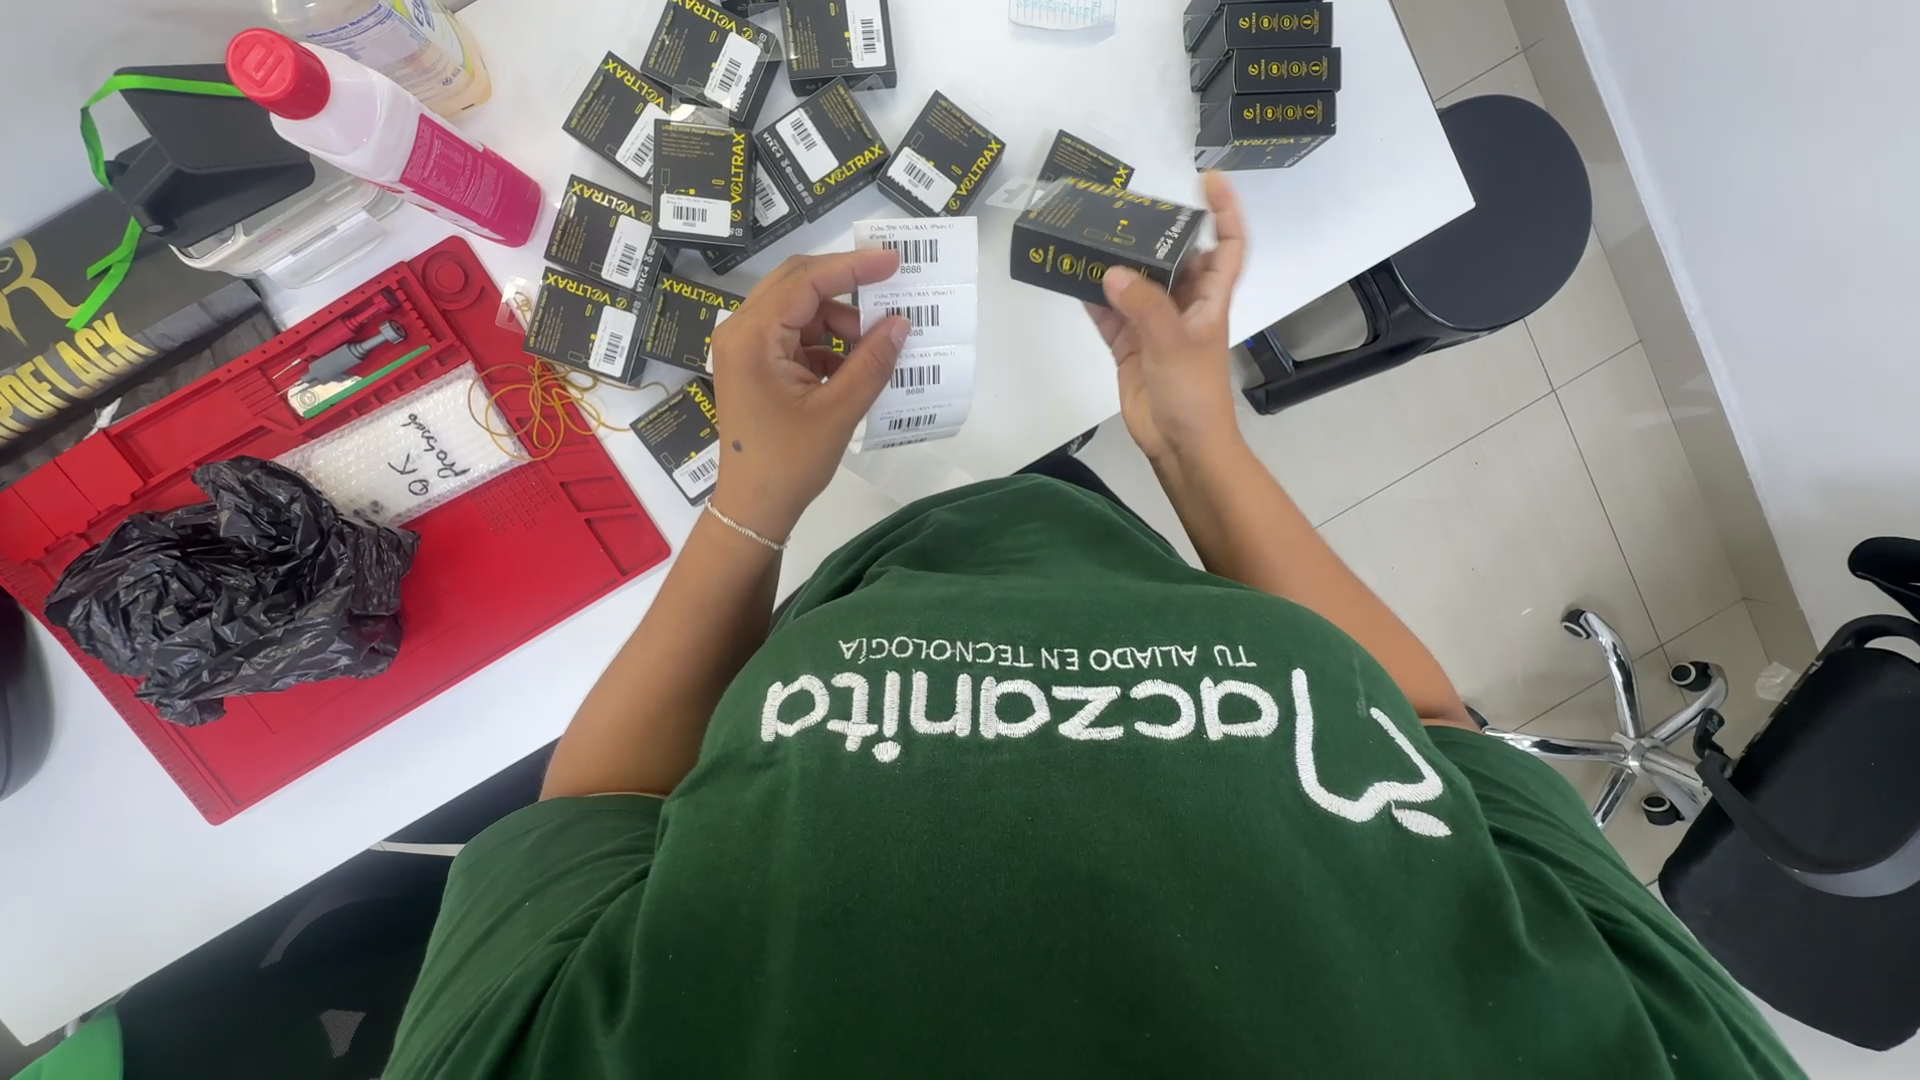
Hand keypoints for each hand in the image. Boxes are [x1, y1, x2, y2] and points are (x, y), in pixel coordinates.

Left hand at [709, 250, 910, 541]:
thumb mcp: (838, 412)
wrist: (755, 507)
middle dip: (846, 289)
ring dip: (838, 323)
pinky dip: (827, 345)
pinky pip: (795, 338)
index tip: (892, 262)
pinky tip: (853, 369)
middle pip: (797, 286)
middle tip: (890, 292)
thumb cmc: (790, 463)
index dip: (852, 267)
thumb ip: (871, 362)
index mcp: (752, 337)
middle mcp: (741, 332)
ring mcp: (746, 349)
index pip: (805, 281)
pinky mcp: (756, 367)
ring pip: (799, 312)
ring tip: (873, 349)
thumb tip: (901, 324)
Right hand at [1086, 171, 1248, 464]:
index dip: (1224, 211)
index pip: (1227, 245)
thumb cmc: (1193, 391)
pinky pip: (1110, 315)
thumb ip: (1143, 305)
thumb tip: (1111, 272)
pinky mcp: (1129, 347)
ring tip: (1090, 240)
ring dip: (1116, 266)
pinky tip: (1074, 280)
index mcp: (1210, 299)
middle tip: (1122, 213)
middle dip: (1152, 236)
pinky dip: (1094, 300)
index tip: (1207, 180)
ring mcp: (1154, 327)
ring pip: (1135, 285)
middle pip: (1171, 260)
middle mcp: (1184, 306)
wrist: (1180, 443)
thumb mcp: (1173, 342)